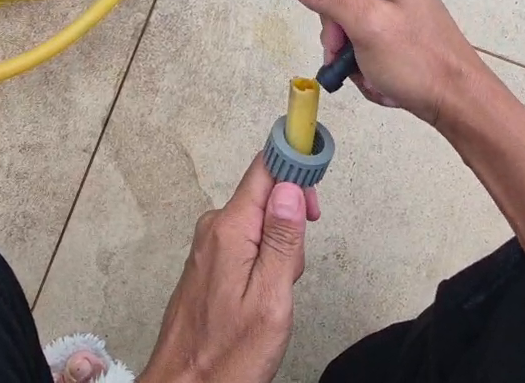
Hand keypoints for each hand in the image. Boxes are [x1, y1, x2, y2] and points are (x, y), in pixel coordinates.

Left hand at [139, 155, 314, 382]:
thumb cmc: (226, 358)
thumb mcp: (270, 300)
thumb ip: (283, 240)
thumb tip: (291, 186)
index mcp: (231, 228)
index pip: (266, 166)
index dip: (296, 168)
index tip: (315, 190)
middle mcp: (215, 226)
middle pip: (268, 195)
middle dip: (290, 226)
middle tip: (288, 273)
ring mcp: (210, 242)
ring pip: (261, 221)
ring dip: (278, 250)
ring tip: (270, 296)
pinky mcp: (210, 259)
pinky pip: (247, 240)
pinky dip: (262, 262)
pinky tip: (258, 297)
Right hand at [276, 0, 490, 126]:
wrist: (457, 101)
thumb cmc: (416, 60)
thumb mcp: (365, 24)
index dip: (325, 11)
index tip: (343, 40)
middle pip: (331, 1)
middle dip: (340, 39)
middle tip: (359, 60)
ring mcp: (390, 2)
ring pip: (342, 27)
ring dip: (351, 57)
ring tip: (374, 73)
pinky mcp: (391, 26)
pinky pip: (358, 41)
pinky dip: (363, 64)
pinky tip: (381, 77)